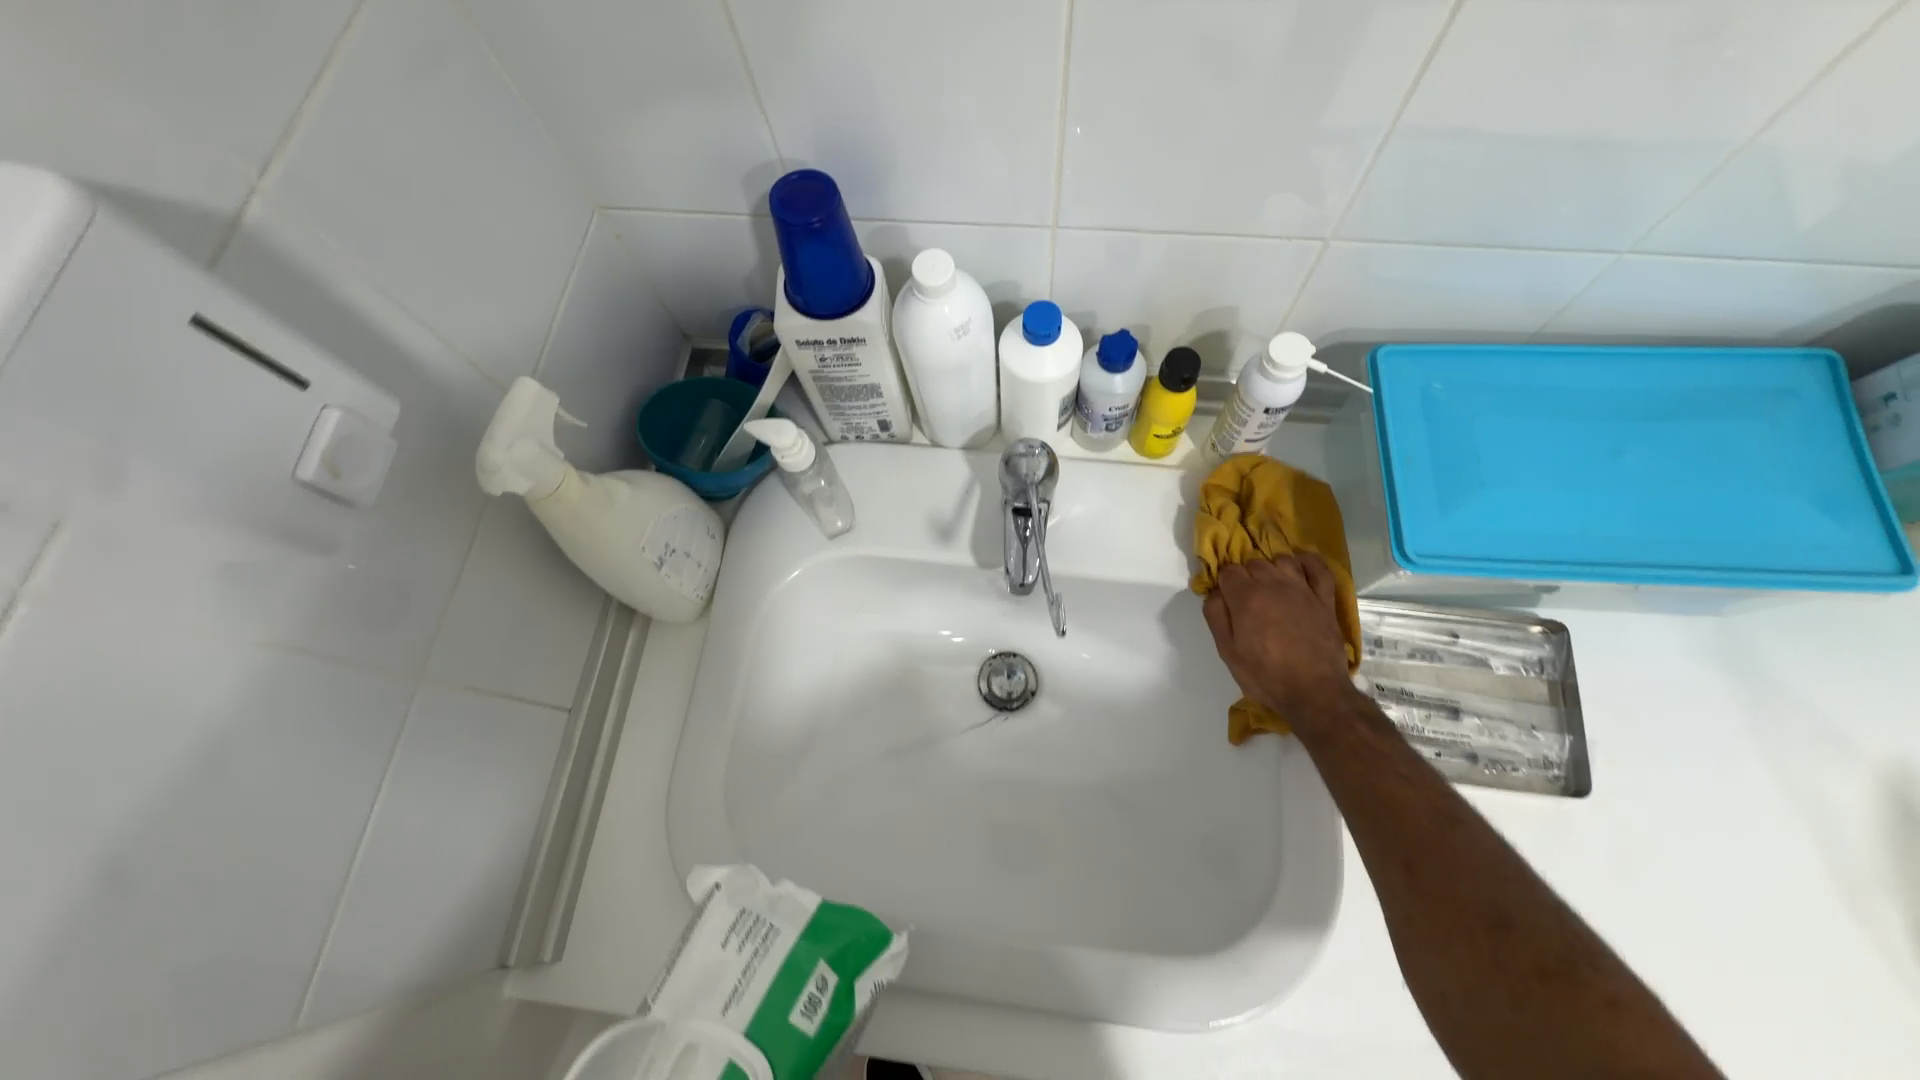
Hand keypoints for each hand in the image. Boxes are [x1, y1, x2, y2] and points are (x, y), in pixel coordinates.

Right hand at [1202, 555, 1356, 719]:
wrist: (1314, 692)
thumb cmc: (1265, 676)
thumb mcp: (1228, 652)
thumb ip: (1216, 617)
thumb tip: (1215, 593)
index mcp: (1247, 598)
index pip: (1228, 571)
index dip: (1224, 583)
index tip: (1226, 600)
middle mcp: (1274, 586)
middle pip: (1254, 563)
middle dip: (1246, 576)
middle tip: (1246, 601)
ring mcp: (1303, 590)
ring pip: (1283, 560)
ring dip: (1272, 568)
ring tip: (1270, 588)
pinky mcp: (1325, 599)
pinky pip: (1319, 568)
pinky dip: (1308, 562)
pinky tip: (1300, 567)